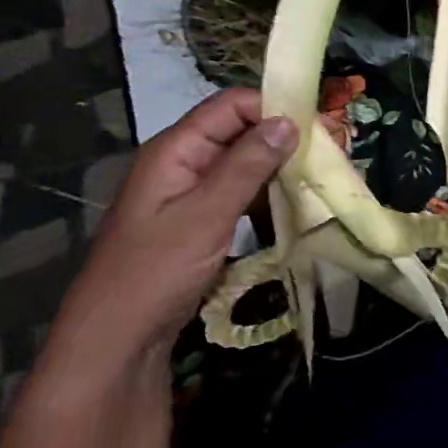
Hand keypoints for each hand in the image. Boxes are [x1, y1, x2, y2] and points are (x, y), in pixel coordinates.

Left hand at [65, 90, 297, 353]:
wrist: (116, 341)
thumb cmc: (156, 272)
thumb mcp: (206, 215)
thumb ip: (247, 166)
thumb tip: (288, 121)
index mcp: (177, 149)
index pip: (231, 106)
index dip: (273, 107)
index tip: (319, 124)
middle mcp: (184, 162)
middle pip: (239, 132)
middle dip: (283, 139)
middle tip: (331, 153)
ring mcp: (190, 193)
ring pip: (242, 165)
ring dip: (278, 170)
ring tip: (320, 178)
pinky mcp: (199, 222)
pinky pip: (238, 196)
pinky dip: (265, 197)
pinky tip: (292, 208)